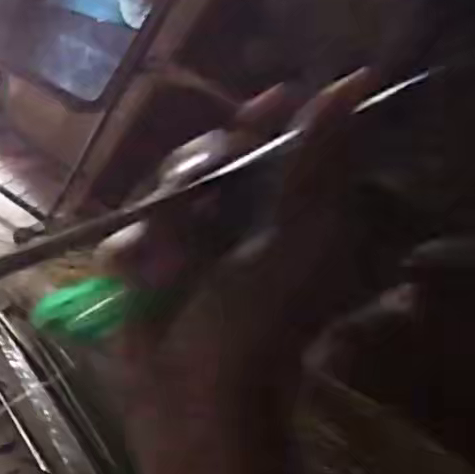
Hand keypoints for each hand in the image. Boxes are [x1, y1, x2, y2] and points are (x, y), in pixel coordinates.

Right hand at [100, 70, 381, 430]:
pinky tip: (135, 280)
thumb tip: (353, 81)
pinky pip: (121, 241)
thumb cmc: (255, 324)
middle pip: (201, 160)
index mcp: (283, 209)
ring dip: (155, 226)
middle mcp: (230, 221)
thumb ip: (314, 165)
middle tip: (191, 192)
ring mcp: (179, 248)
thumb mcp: (297, 240)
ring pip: (153, 200)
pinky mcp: (136, 275)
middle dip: (192, 172)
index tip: (258, 108)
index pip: (270, 143)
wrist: (190, 392)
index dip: (261, 121)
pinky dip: (126, 258)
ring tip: (163, 267)